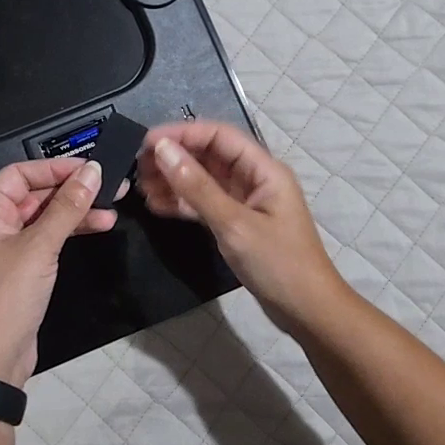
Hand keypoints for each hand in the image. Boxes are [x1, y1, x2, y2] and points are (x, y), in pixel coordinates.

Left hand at [0, 159, 115, 386]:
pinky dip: (70, 231)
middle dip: (71, 189)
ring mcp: (6, 248)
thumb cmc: (6, 298)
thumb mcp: (39, 247)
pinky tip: (97, 226)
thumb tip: (91, 171)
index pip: (19, 174)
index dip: (54, 167)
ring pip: (44, 217)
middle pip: (34, 194)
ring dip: (76, 211)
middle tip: (109, 185)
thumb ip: (67, 207)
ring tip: (112, 207)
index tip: (89, 167)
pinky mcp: (21, 269)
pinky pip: (47, 239)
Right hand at [137, 120, 347, 328]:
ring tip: (140, 185)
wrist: (307, 311)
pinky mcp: (235, 224)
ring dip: (173, 180)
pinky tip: (156, 205)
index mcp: (263, 170)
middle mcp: (254, 179)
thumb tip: (162, 150)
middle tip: (136, 165)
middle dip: (174, 157)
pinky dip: (181, 203)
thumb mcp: (234, 224)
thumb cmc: (278, 263)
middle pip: (209, 155)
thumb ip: (196, 187)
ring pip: (203, 180)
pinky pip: (203, 204)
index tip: (147, 141)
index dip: (182, 133)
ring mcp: (244, 202)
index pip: (219, 136)